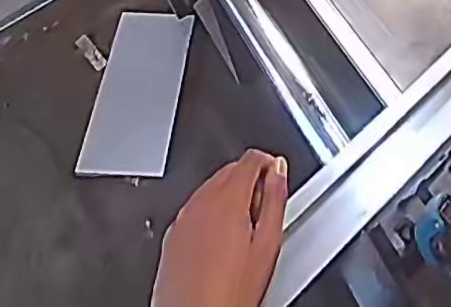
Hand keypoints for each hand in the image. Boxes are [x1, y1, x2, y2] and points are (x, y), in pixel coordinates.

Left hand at [152, 150, 288, 306]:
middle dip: (250, 182)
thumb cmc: (228, 295)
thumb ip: (275, 199)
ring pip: (213, 188)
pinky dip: (210, 216)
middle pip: (231, 170)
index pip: (251, 158)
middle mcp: (201, 201)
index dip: (268, 164)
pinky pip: (195, 209)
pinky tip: (219, 247)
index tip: (275, 177)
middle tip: (262, 212)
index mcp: (228, 199)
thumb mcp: (267, 245)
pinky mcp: (171, 235)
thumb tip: (279, 170)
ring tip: (242, 235)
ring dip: (230, 199)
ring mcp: (183, 218)